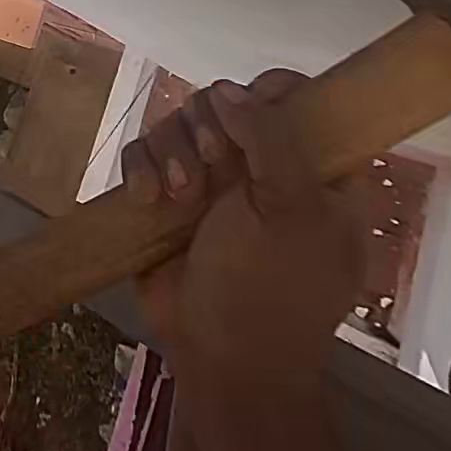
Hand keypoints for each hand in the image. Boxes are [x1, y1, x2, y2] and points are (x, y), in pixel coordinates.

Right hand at [123, 71, 364, 388]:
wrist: (221, 360)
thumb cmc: (272, 287)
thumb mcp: (291, 210)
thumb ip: (270, 138)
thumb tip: (229, 90)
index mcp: (310, 164)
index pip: (294, 96)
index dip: (266, 91)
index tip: (244, 112)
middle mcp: (258, 162)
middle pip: (222, 101)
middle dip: (208, 129)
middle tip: (214, 165)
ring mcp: (209, 177)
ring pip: (178, 123)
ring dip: (171, 152)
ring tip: (177, 196)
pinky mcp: (166, 193)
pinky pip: (143, 153)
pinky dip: (141, 169)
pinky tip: (147, 199)